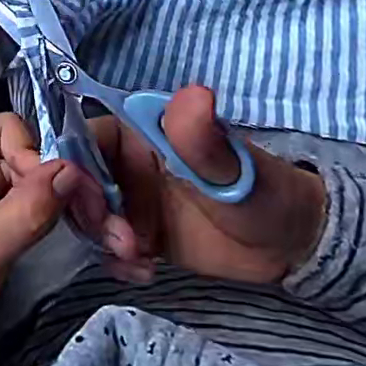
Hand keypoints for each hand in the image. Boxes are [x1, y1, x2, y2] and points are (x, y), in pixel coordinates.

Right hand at [96, 87, 326, 284]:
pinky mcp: (140, 231)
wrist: (290, 245)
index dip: (74, 166)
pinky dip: (116, 261)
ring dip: (102, 239)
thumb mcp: (234, 169)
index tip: (91, 201)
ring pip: (89, 214)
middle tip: (123, 242)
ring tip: (139, 260)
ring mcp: (134, 197)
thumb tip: (194, 95)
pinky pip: (107, 243)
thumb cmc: (265, 193)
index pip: (87, 138)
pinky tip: (145, 271)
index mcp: (144, 129)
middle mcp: (131, 160)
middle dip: (90, 213)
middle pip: (80, 179)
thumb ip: (204, 139)